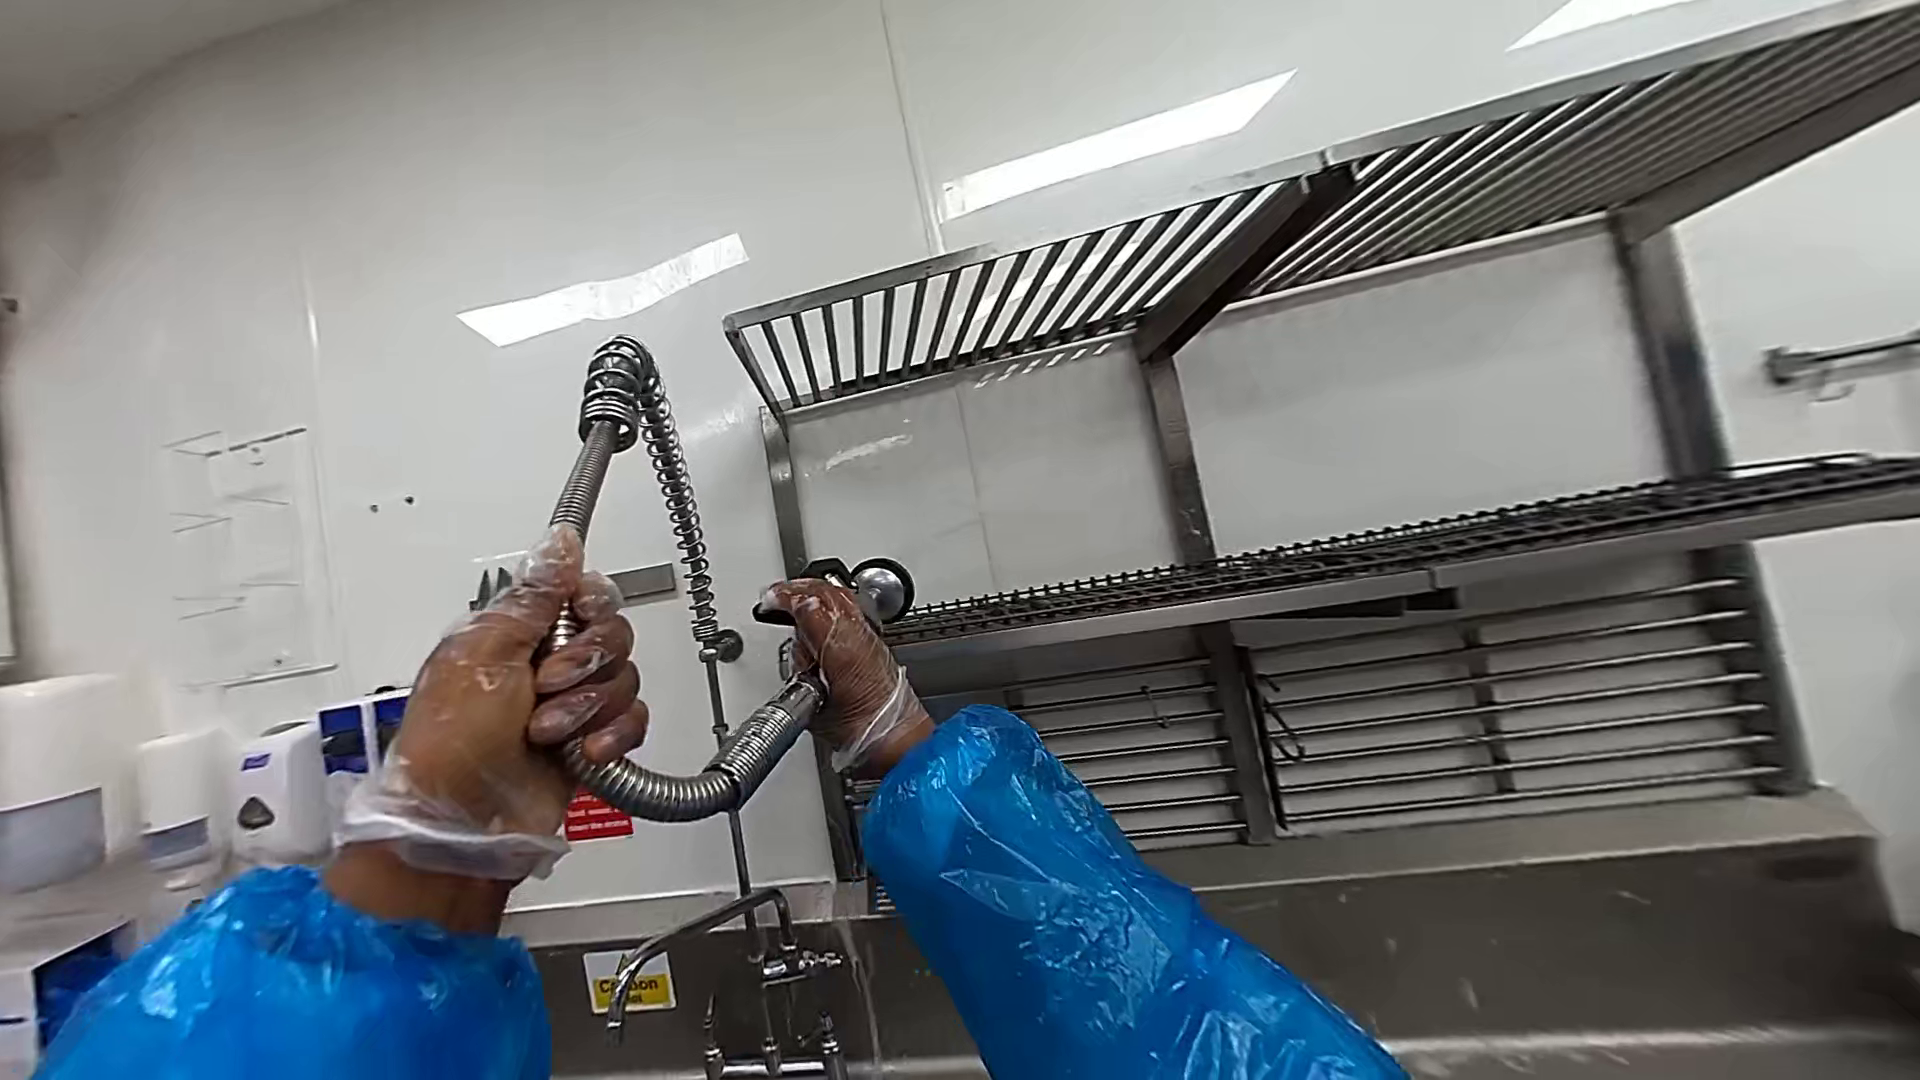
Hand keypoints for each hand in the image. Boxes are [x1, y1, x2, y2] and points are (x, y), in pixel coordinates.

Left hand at [386, 524, 649, 838]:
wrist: (463, 829)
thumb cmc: (452, 746)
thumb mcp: (484, 655)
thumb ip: (531, 597)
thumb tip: (560, 541)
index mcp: (519, 635)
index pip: (584, 593)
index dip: (590, 606)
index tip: (575, 621)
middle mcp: (551, 664)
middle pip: (613, 634)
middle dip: (587, 663)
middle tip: (549, 686)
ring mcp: (576, 702)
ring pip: (627, 676)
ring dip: (590, 706)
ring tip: (550, 731)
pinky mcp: (597, 735)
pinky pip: (635, 717)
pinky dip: (614, 734)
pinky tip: (585, 750)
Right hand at [758, 578, 933, 773]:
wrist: (898, 738)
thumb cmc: (864, 731)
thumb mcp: (814, 709)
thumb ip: (801, 676)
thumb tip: (794, 657)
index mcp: (844, 652)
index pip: (813, 609)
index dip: (788, 598)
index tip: (770, 599)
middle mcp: (860, 638)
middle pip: (830, 595)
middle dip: (800, 590)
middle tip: (777, 594)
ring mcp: (872, 638)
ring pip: (843, 599)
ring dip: (816, 594)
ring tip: (795, 598)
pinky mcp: (877, 643)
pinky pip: (853, 610)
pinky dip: (832, 604)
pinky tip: (821, 612)